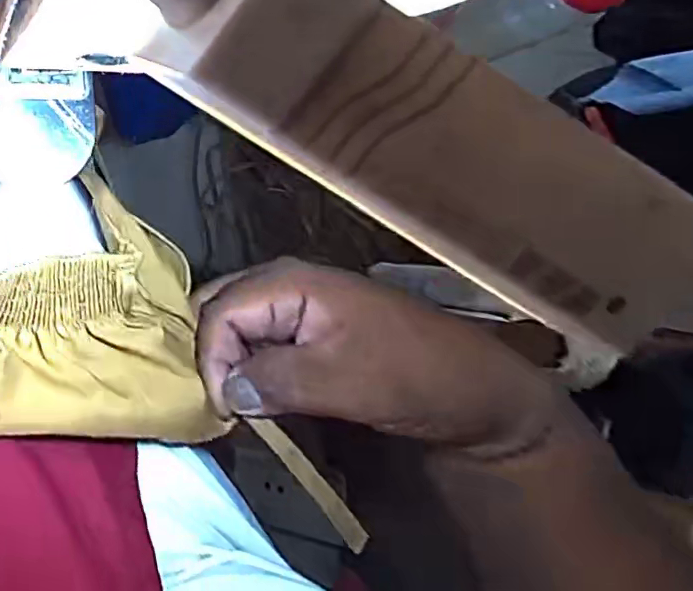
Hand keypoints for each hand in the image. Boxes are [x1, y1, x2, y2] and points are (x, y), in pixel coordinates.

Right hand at [194, 259, 571, 460]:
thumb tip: (226, 392)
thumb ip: (278, 380)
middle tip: (216, 402)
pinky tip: (252, 393)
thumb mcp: (346, 381)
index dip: (211, 358)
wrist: (484, 389)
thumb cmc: (415, 374)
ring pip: (233, 323)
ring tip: (230, 402)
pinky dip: (246, 364)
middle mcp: (280, 282)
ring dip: (225, 360)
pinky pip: (256, 338)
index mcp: (285, 281)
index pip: (219, 311)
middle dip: (208, 352)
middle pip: (217, 308)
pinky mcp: (303, 326)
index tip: (223, 410)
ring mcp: (292, 301)